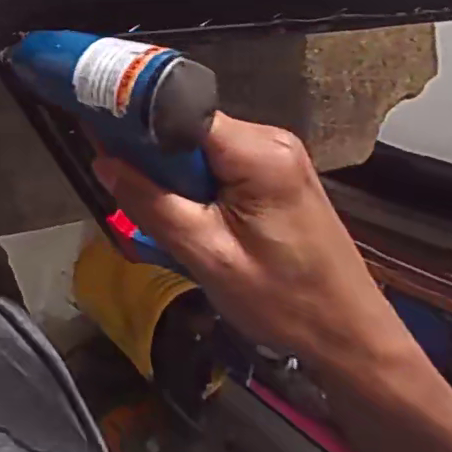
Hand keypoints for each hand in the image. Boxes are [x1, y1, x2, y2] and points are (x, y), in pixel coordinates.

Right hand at [93, 114, 414, 379]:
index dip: (136, 119)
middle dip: (153, 154)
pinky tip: (190, 212)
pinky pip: (217, 160)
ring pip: (198, 144)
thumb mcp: (207, 256)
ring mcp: (275, 154)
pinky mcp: (275, 171)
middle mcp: (269, 139)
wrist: (353, 340)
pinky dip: (194, 181)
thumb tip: (103, 161)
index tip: (98, 131)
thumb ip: (150, 203)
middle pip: (186, 126)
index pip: (179, 111)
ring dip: (172, 172)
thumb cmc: (286, 302)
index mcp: (258, 152)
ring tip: (160, 208)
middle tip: (127, 185)